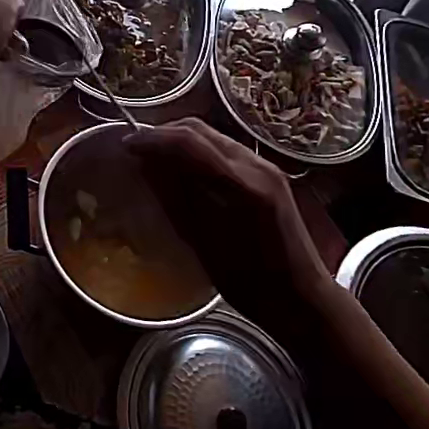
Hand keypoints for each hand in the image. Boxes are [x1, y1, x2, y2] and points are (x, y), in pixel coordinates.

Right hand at [126, 120, 341, 336]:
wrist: (303, 298)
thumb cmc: (252, 284)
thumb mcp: (204, 244)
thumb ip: (175, 199)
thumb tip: (145, 166)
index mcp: (242, 186)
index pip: (189, 143)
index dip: (152, 139)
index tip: (126, 146)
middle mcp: (257, 166)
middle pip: (201, 130)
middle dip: (163, 134)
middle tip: (136, 150)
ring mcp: (265, 166)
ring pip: (213, 135)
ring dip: (180, 140)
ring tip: (153, 157)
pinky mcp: (268, 174)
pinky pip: (225, 149)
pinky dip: (198, 150)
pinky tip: (182, 168)